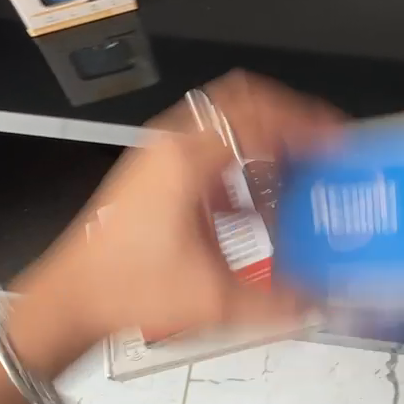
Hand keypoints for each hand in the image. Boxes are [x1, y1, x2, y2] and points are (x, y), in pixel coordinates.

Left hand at [12, 71, 342, 350]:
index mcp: (187, 163)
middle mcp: (172, 148)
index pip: (257, 114)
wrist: (71, 299)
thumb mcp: (212, 299)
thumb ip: (276, 303)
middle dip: (287, 116)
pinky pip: (207, 143)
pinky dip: (240, 156)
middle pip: (241, 100)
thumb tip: (318, 300)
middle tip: (317, 140)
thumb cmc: (120, 287)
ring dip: (263, 133)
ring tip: (294, 160)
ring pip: (223, 117)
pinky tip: (253, 197)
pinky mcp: (156, 171)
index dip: (304, 122)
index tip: (332, 138)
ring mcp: (160, 155)